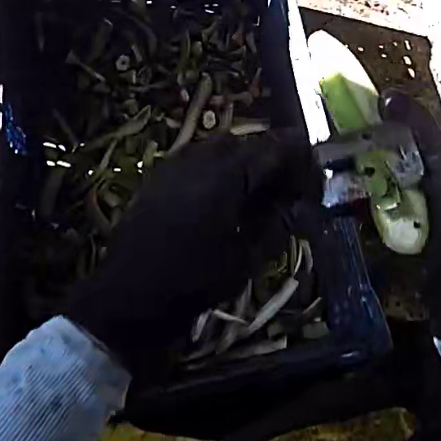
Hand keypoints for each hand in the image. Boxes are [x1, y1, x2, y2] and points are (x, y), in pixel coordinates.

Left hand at [63, 131, 318, 372]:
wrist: (127, 297)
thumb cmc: (193, 281)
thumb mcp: (247, 258)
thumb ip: (279, 226)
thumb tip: (301, 209)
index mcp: (229, 174)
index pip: (279, 147)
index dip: (302, 160)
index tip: (314, 181)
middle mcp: (203, 157)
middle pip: (253, 143)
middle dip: (276, 163)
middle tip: (288, 193)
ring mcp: (177, 163)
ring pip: (225, 148)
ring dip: (247, 165)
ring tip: (256, 196)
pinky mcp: (160, 175)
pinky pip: (199, 158)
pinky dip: (220, 170)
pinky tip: (223, 200)